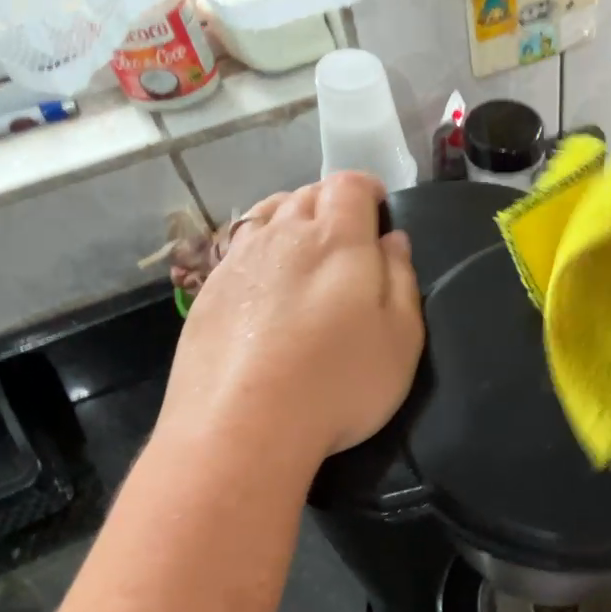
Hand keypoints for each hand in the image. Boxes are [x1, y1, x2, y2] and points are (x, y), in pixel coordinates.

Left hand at [160, 173, 422, 461]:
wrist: (243, 426)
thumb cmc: (340, 383)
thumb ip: (402, 281)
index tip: (380, 210)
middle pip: (307, 195)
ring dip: (292, 224)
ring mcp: (238, 261)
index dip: (367, 192)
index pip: (349, 185)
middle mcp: (283, 234)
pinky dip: (261, 255)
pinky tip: (268, 289)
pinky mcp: (209, 293)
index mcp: (337, 239)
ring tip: (307, 256)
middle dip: (332, 206)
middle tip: (350, 240)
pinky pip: (240, 252)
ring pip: (268, 217)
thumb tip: (394, 242)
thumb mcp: (401, 339)